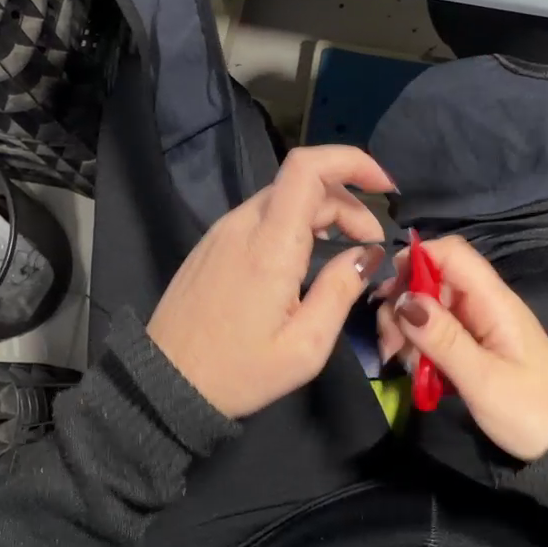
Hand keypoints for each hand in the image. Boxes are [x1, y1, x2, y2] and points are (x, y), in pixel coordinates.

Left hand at [148, 145, 393, 417]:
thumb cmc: (238, 372)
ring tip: (344, 253)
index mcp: (269, 245)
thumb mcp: (305, 346)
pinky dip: (296, 224)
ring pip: (283, 198)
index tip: (384, 188)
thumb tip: (366, 254)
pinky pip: (262, 217)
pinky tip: (307, 258)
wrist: (163, 385)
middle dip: (348, 202)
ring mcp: (222, 232)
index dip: (351, 161)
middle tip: (370, 246)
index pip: (308, 168)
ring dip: (323, 213)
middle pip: (303, 182)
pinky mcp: (212, 245)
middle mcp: (243, 225)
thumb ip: (340, 291)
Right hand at [377, 236, 547, 461]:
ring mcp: (478, 324)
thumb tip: (404, 299)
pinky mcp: (472, 344)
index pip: (451, 253)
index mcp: (494, 301)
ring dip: (406, 328)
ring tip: (398, 361)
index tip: (388, 292)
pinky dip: (418, 345)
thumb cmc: (528, 411)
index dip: (415, 259)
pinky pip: (436, 331)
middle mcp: (484, 304)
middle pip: (432, 279)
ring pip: (429, 306)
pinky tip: (413, 369)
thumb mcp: (482, 379)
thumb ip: (443, 338)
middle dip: (403, 303)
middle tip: (389, 343)